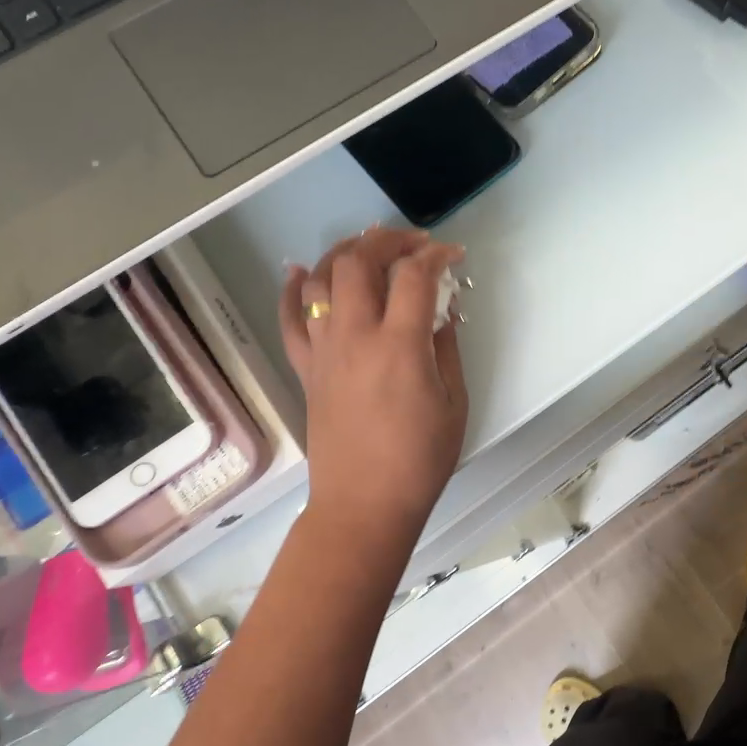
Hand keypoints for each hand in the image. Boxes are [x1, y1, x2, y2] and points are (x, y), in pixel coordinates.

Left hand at [277, 227, 468, 541]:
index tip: (455, 255)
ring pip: (323, 281)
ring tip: (371, 246)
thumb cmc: (421, 457)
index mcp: (401, 346)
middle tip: (415, 243)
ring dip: (347, 253)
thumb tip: (442, 313)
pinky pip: (291, 319)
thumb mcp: (454, 400)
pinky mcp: (307, 369)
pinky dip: (293, 288)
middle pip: (361, 264)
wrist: (365, 503)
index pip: (415, 277)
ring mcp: (325, 351)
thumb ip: (446, 348)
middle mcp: (356, 337)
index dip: (437, 256)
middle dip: (389, 241)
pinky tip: (302, 270)